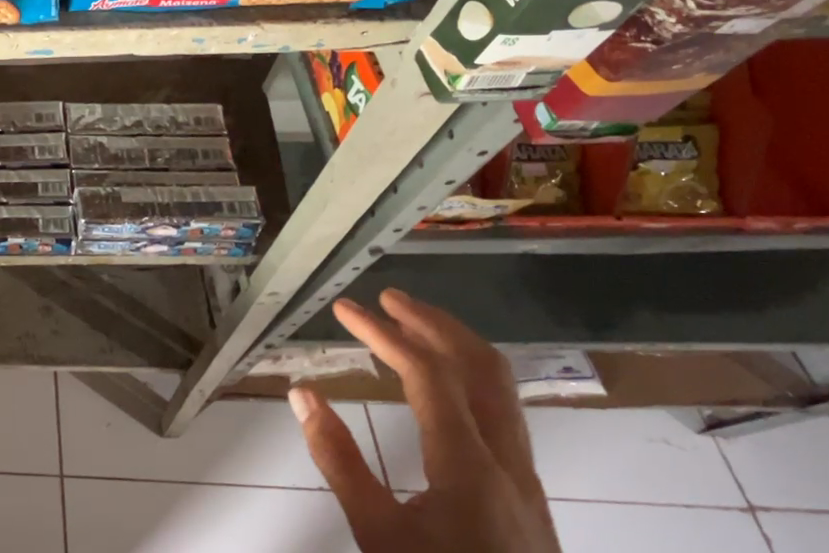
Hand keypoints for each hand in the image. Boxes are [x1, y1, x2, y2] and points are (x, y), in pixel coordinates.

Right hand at [291, 289, 560, 552]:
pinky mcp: (526, 492)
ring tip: (412, 328)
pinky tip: (441, 386)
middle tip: (387, 299)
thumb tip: (302, 394)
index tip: (344, 308)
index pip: (428, 373)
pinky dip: (468, 375)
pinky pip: (502, 410)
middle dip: (433, 323)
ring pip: (502, 388)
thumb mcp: (377, 535)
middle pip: (482, 367)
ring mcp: (525, 476)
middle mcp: (507, 460)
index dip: (384, 332)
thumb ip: (339, 461)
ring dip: (456, 345)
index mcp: (468, 466)